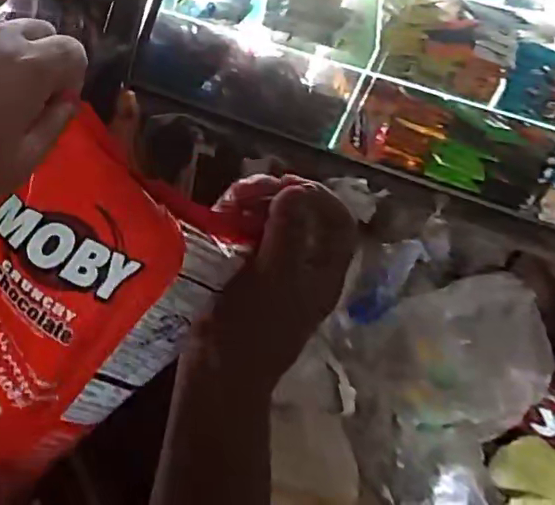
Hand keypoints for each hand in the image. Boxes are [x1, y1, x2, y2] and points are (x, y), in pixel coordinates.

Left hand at [0, 19, 86, 250]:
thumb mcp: (18, 164)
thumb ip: (52, 124)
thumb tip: (62, 101)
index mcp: (27, 66)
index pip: (72, 49)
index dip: (71, 78)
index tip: (51, 106)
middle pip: (37, 31)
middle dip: (41, 59)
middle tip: (21, 101)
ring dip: (2, 56)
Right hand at [190, 177, 357, 397]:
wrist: (217, 369)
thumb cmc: (250, 326)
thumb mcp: (272, 279)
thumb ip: (287, 233)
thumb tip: (295, 189)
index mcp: (323, 272)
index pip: (337, 220)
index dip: (318, 195)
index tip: (284, 184)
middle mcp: (303, 265)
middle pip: (303, 212)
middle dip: (276, 192)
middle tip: (247, 190)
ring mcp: (273, 265)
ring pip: (272, 216)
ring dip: (253, 199)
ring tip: (229, 200)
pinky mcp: (245, 266)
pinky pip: (246, 228)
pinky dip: (235, 214)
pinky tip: (219, 212)